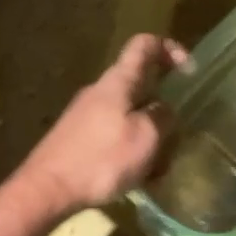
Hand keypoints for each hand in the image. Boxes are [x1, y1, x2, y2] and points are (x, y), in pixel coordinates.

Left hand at [11, 34, 188, 214]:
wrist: (46, 190)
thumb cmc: (101, 158)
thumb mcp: (146, 137)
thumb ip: (162, 117)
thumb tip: (164, 109)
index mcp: (118, 81)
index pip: (144, 45)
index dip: (170, 48)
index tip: (189, 72)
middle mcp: (100, 91)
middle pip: (140, 86)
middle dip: (162, 109)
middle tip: (175, 137)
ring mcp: (86, 115)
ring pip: (129, 115)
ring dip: (148, 136)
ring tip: (156, 168)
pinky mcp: (78, 138)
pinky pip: (114, 135)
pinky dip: (130, 151)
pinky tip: (134, 179)